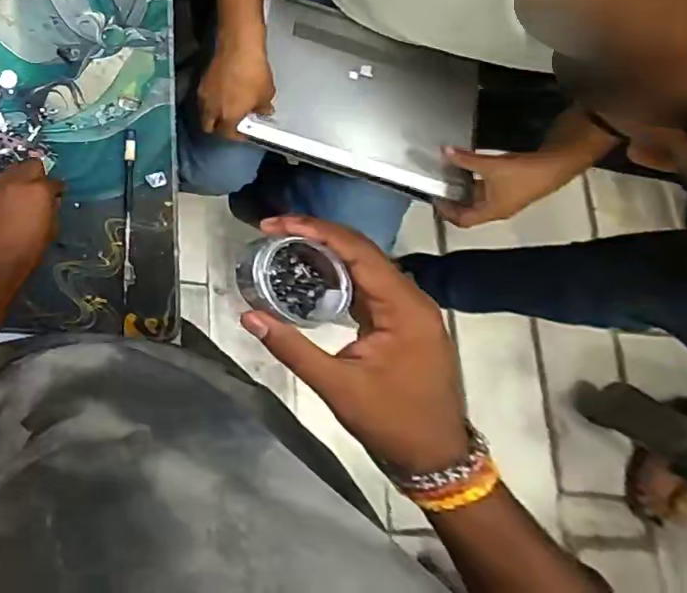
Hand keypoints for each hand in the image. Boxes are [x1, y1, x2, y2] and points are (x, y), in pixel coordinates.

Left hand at [0, 160, 63, 279]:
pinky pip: (1, 181)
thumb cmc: (31, 247)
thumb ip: (52, 207)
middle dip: (39, 175)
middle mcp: (19, 181)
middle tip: (40, 188)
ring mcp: (1, 185)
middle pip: (32, 165)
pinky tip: (9, 198)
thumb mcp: (52, 228)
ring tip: (23, 191)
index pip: (53, 181)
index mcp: (40, 189)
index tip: (57, 194)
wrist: (0, 259)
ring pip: (14, 169)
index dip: (57, 188)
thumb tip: (51, 199)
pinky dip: (7, 185)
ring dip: (21, 177)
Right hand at [195, 41, 273, 139]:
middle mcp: (212, 110)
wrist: (238, 50)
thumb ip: (262, 108)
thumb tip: (262, 112)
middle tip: (231, 123)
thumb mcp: (266, 94)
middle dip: (218, 128)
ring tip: (226, 107)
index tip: (243, 131)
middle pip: (208, 127)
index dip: (236, 136)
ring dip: (213, 115)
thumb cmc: (254, 74)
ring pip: (204, 113)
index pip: (227, 134)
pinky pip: (204, 100)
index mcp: (229, 117)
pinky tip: (222, 93)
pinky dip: (211, 102)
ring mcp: (204, 96)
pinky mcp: (201, 84)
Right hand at [240, 216, 470, 472]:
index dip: (315, 231)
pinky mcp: (400, 321)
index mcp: (405, 309)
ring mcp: (408, 310)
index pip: (357, 252)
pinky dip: (335, 268)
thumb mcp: (337, 386)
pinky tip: (308, 269)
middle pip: (361, 250)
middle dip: (316, 232)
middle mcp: (411, 301)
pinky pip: (365, 281)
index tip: (274, 225)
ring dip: (324, 247)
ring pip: (363, 262)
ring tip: (283, 241)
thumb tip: (248, 316)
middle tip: (272, 228)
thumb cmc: (394, 422)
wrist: (438, 462)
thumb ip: (291, 347)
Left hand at [435, 147, 581, 228]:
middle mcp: (499, 209)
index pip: (464, 220)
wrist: (558, 165)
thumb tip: (445, 151)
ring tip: (445, 178)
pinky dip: (472, 184)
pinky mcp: (510, 190)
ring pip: (476, 200)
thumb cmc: (524, 172)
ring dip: (461, 191)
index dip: (446, 212)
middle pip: (468, 212)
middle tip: (436, 187)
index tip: (433, 198)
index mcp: (493, 211)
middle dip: (451, 202)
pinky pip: (484, 191)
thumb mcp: (489, 165)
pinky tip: (463, 170)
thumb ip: (464, 160)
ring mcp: (505, 200)